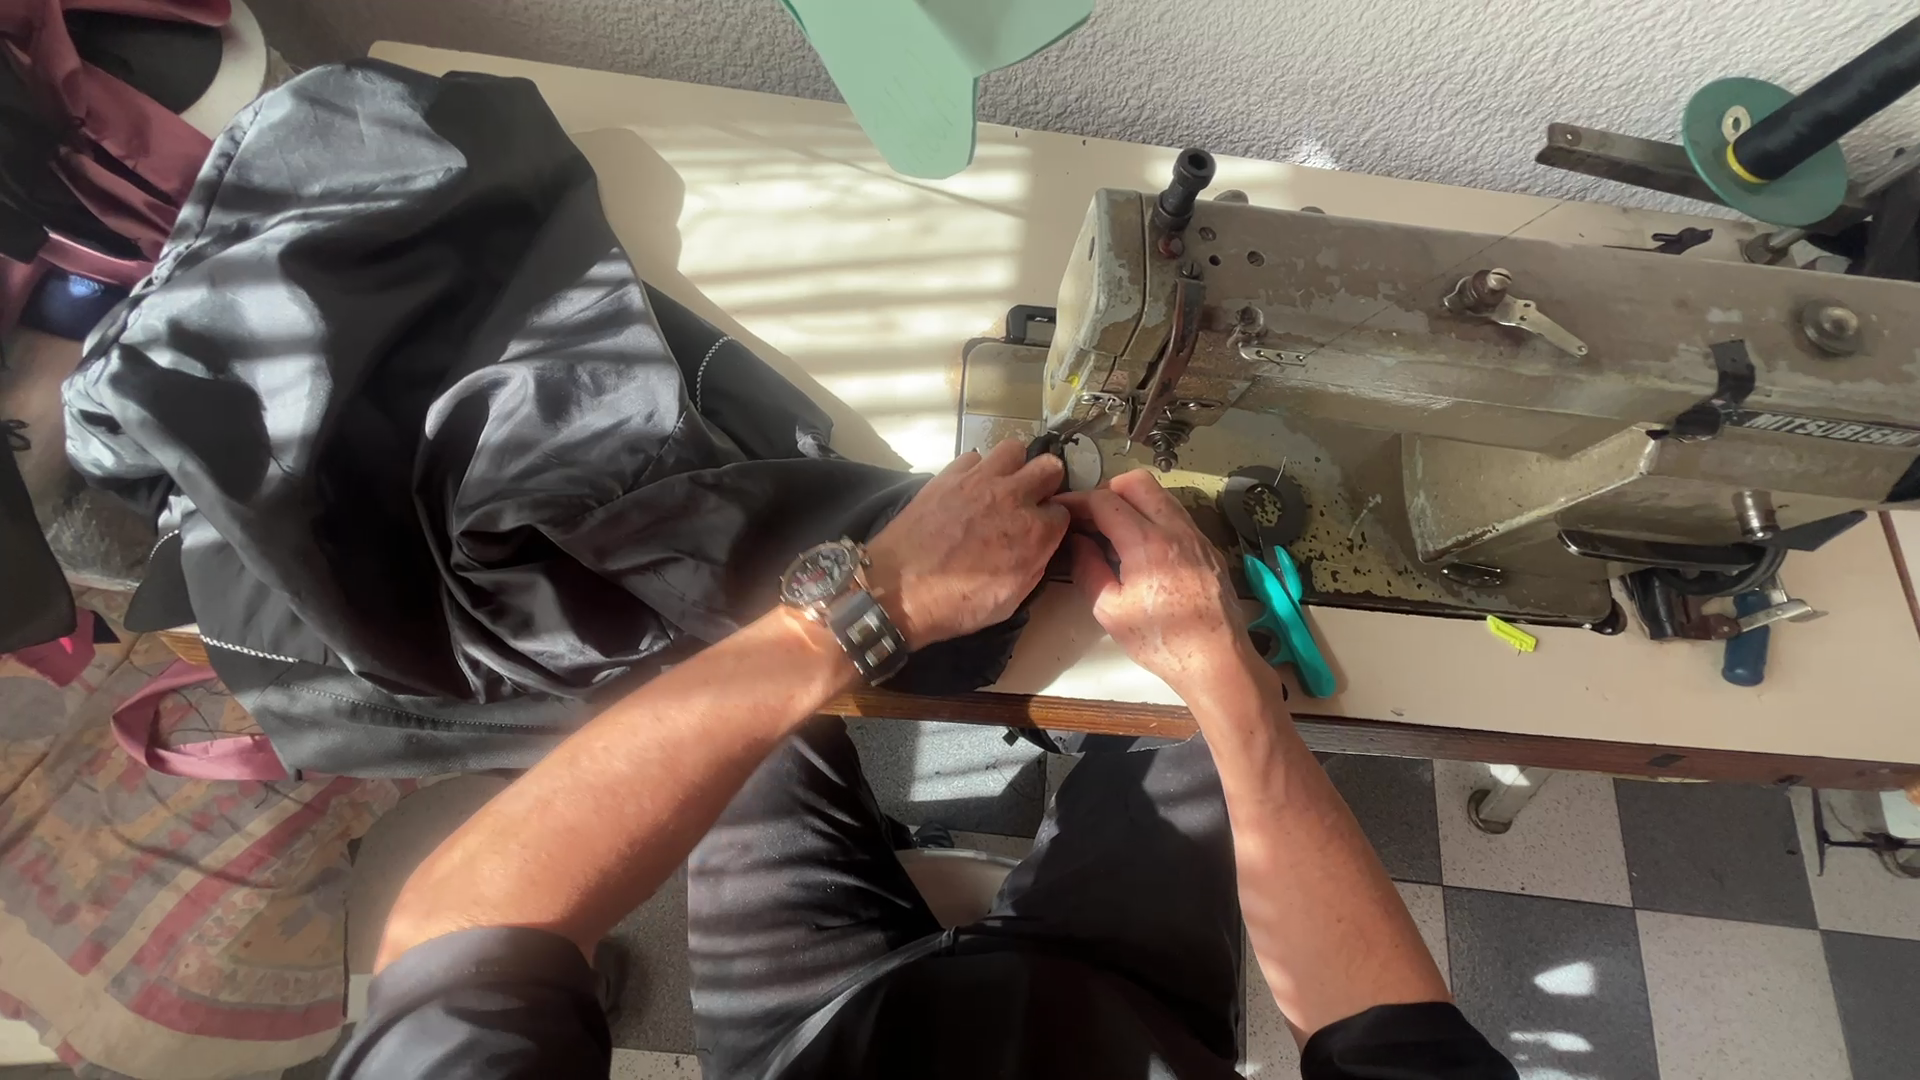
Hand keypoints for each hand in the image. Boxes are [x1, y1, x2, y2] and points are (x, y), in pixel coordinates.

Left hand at [866, 439, 1067, 648]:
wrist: (897, 589)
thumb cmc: (955, 605)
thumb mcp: (1011, 599)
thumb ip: (1035, 564)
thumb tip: (1041, 546)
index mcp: (1034, 532)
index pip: (1063, 512)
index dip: (1053, 522)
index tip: (1042, 530)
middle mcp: (1012, 498)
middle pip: (1049, 467)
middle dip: (1045, 483)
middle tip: (1030, 500)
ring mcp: (979, 480)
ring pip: (1014, 449)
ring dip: (1013, 466)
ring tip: (1001, 486)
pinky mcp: (949, 474)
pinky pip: (974, 457)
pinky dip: (977, 470)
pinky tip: (967, 490)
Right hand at [1057, 469, 1261, 697]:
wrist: (1216, 661)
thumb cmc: (1158, 640)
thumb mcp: (1109, 611)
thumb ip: (1089, 569)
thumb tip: (1077, 541)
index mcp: (1146, 543)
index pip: (1105, 501)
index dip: (1077, 500)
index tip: (1060, 509)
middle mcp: (1174, 528)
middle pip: (1136, 482)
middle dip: (1107, 490)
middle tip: (1089, 516)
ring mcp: (1196, 535)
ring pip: (1160, 495)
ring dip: (1131, 501)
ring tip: (1113, 530)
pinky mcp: (1208, 547)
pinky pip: (1176, 515)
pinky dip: (1152, 517)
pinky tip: (1140, 547)